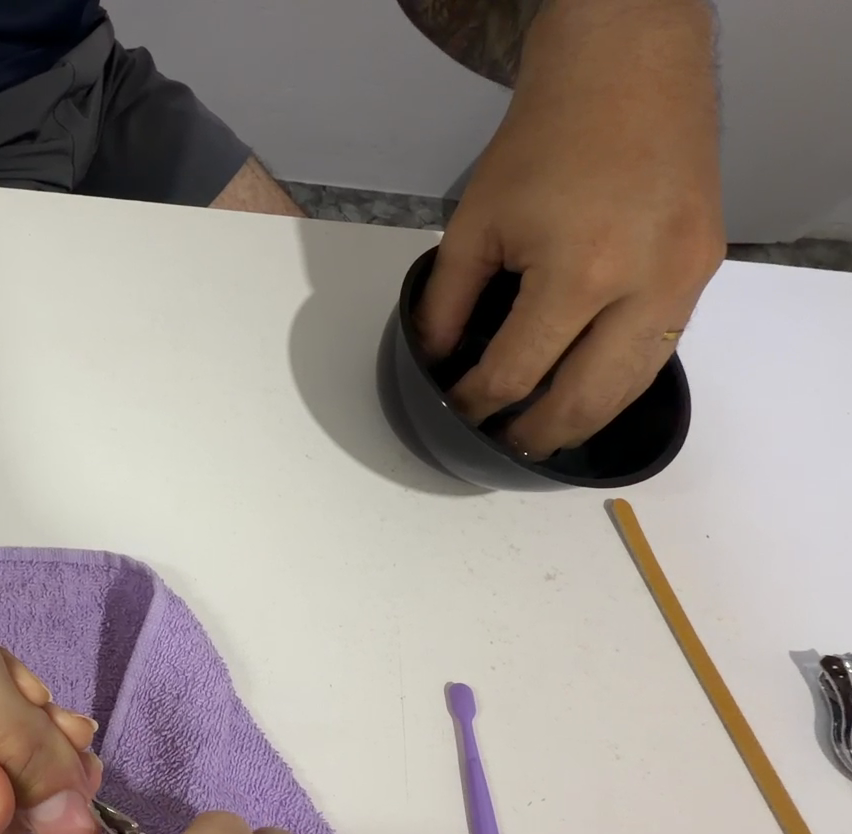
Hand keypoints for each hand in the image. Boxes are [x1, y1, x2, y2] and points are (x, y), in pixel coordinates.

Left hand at [418, 0, 723, 459]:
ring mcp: (688, 278)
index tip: (454, 408)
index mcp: (579, 276)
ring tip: (541, 436)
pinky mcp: (705, 266)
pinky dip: (620, 379)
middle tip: (502, 447)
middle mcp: (647, 286)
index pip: (515, 372)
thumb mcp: (469, 232)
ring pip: (636, 380)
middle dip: (538, 431)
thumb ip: (446, 307)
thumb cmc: (538, 150)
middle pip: (588, 395)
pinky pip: (662, 346)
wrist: (627, 77)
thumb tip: (436, 360)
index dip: (476, 401)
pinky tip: (585, 390)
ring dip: (586, 417)